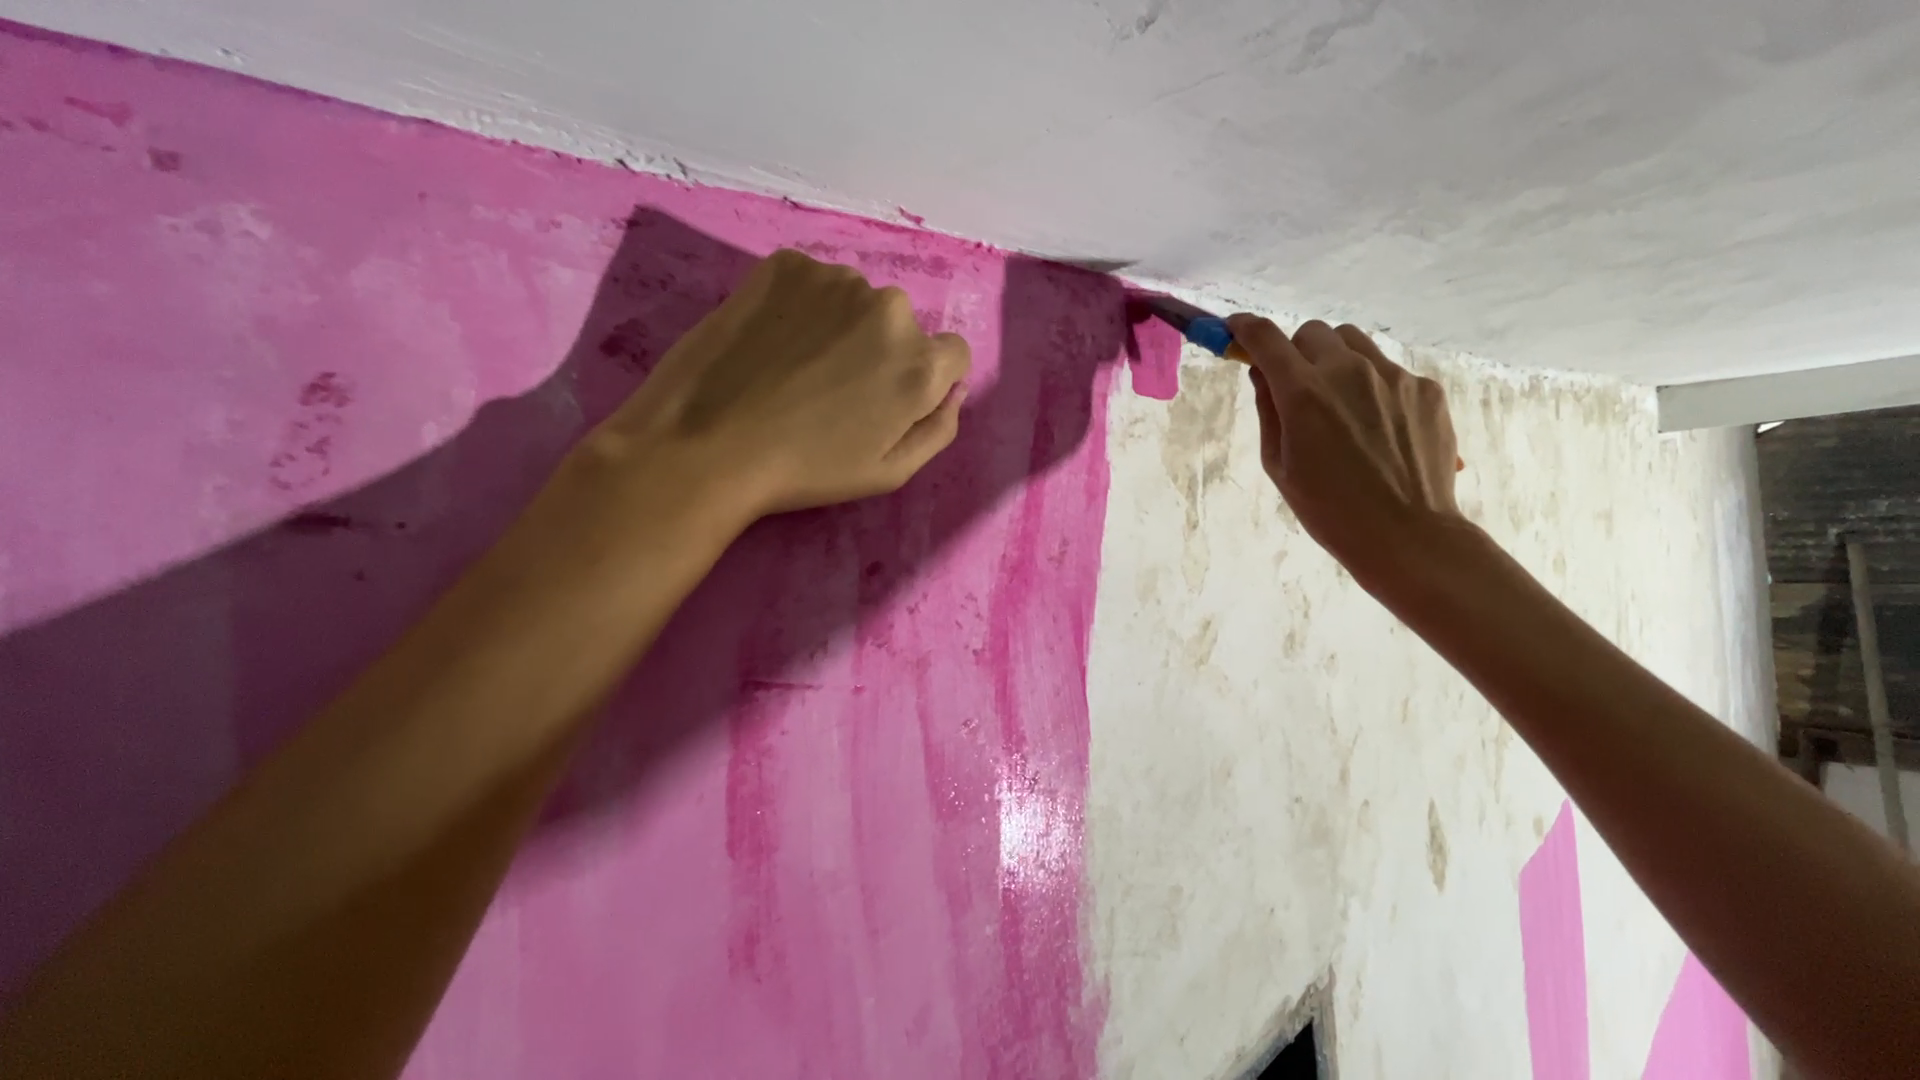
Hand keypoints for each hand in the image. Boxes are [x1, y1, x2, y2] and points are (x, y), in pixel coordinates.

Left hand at [576, 248, 972, 522]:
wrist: (706, 445)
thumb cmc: (805, 470)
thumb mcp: (890, 472)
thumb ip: (939, 427)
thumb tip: (953, 389)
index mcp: (920, 364)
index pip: (952, 353)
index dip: (921, 379)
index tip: (882, 399)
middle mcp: (890, 308)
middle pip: (901, 325)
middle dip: (878, 350)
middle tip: (829, 389)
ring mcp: (836, 279)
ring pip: (855, 300)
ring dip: (838, 325)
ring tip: (794, 366)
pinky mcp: (786, 264)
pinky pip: (810, 282)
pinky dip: (799, 305)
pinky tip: (770, 341)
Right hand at [1228, 315, 1469, 586]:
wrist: (1406, 534)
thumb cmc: (1329, 510)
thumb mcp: (1280, 465)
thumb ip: (1269, 411)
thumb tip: (1263, 375)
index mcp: (1304, 393)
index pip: (1265, 338)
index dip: (1245, 328)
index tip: (1236, 330)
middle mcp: (1348, 371)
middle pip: (1313, 332)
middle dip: (1297, 352)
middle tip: (1297, 387)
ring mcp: (1392, 376)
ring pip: (1353, 342)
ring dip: (1336, 360)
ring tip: (1341, 404)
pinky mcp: (1425, 388)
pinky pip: (1389, 371)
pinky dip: (1374, 386)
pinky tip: (1378, 428)